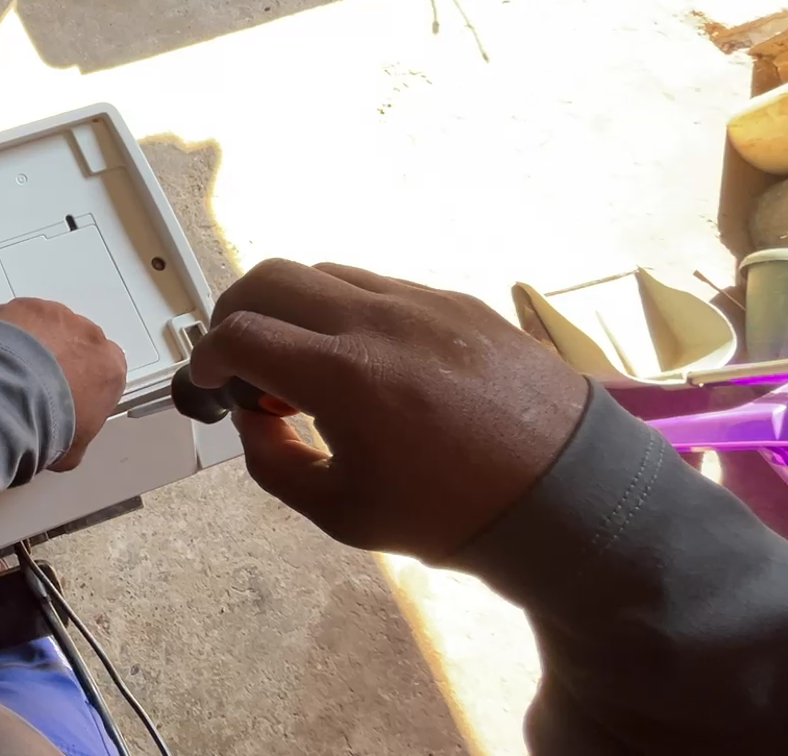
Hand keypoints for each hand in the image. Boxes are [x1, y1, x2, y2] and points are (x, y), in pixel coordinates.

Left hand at [0, 298, 126, 470]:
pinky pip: (20, 317)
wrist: (10, 400)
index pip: (107, 368)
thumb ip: (79, 434)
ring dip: (34, 343)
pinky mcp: (25, 306)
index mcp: (111, 368)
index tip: (67, 393)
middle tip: (35, 381)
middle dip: (59, 357)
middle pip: (78, 341)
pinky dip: (9, 330)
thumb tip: (64, 439)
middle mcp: (90, 335)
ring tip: (11, 368)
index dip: (86, 379)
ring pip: (48, 326)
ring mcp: (57, 315)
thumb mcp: (74, 449)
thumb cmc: (48, 426)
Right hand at [190, 259, 589, 559]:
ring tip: (299, 352)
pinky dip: (336, 308)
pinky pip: (369, 284)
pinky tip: (358, 352)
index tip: (207, 379)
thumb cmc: (453, 515)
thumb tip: (251, 414)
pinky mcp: (453, 300)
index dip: (205, 356)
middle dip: (231, 314)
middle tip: (238, 355)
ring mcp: (418, 302)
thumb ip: (271, 461)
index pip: (238, 336)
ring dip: (284, 307)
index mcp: (344, 377)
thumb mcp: (340, 512)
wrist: (582, 503)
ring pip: (315, 273)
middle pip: (265, 281)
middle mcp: (374, 322)